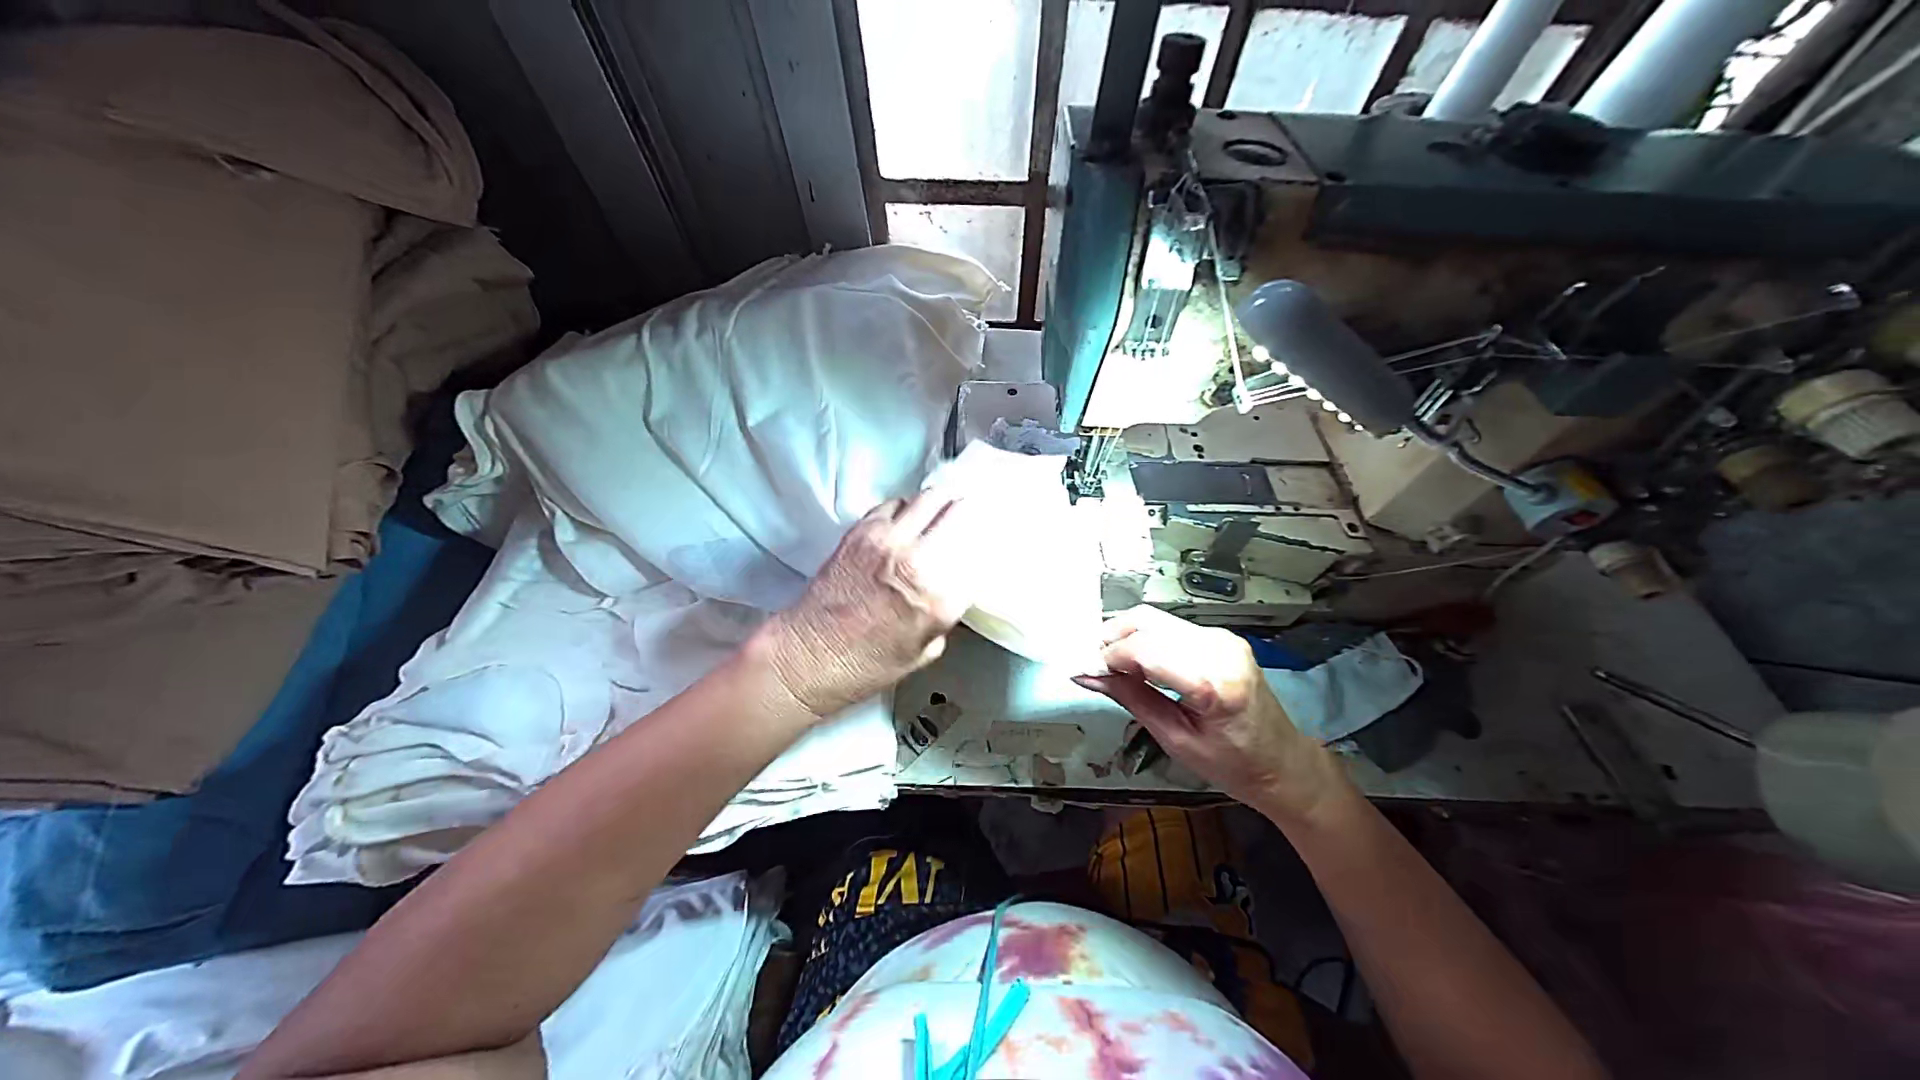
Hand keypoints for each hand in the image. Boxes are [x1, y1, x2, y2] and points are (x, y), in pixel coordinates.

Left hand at [756, 491, 977, 718]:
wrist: (809, 656)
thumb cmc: (867, 665)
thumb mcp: (926, 651)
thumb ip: (948, 612)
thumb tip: (958, 584)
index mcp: (940, 599)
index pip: (982, 551)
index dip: (991, 542)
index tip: (992, 539)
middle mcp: (918, 562)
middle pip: (961, 511)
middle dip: (970, 513)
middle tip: (972, 517)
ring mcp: (887, 540)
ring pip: (930, 497)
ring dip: (941, 504)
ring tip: (943, 514)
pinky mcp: (861, 531)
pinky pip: (896, 503)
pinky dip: (908, 508)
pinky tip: (908, 523)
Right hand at [1074, 605, 1352, 822]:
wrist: (1282, 762)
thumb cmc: (1232, 763)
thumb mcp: (1175, 739)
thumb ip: (1132, 699)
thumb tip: (1089, 676)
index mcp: (1213, 682)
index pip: (1145, 649)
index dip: (1109, 657)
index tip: (1087, 670)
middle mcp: (1220, 649)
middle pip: (1148, 622)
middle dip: (1113, 639)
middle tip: (1094, 665)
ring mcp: (1223, 639)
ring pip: (1157, 619)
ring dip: (1127, 636)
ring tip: (1113, 665)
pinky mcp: (1222, 637)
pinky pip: (1172, 626)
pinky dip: (1147, 638)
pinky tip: (1138, 661)